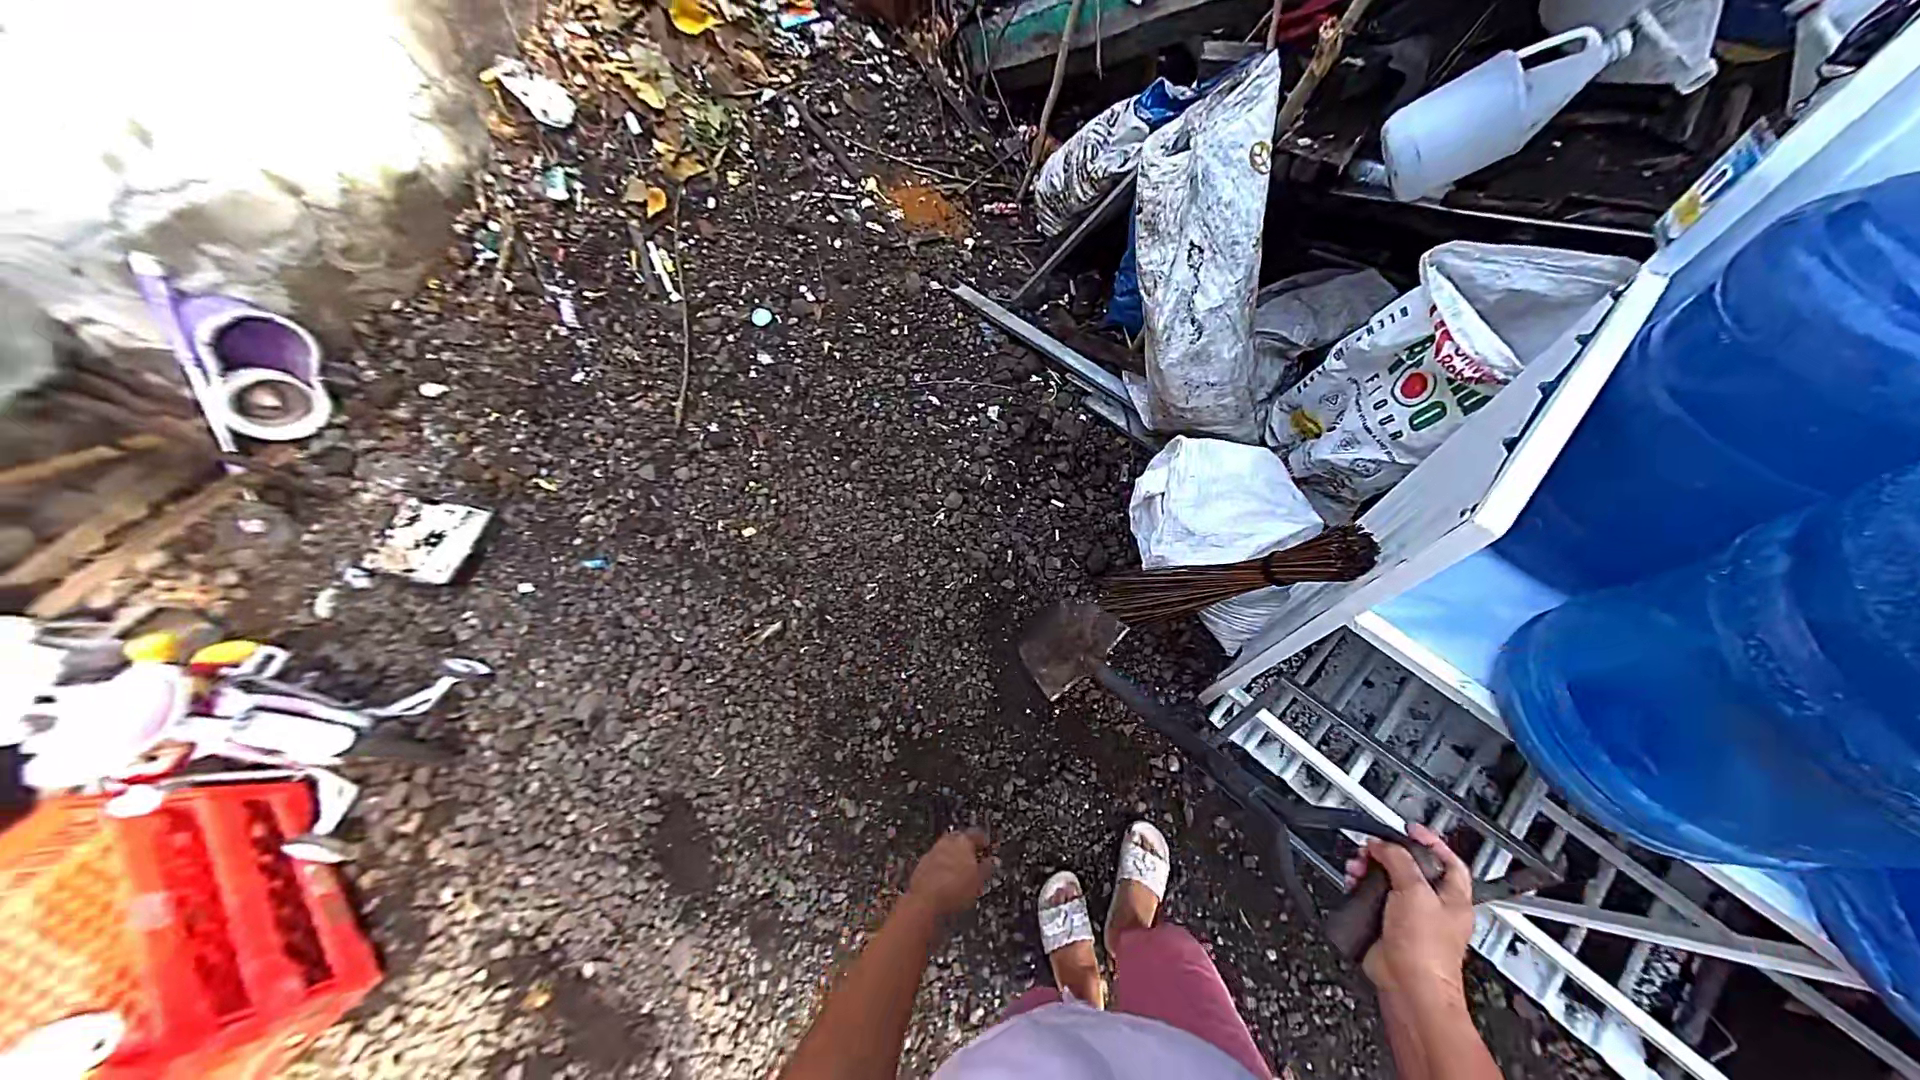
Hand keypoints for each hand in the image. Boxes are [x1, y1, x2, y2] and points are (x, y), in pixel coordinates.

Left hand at [904, 829, 995, 916]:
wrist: (925, 902)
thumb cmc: (954, 890)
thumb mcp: (979, 882)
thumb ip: (986, 868)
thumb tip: (990, 862)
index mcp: (963, 841)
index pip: (977, 834)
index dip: (983, 842)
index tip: (986, 848)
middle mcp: (946, 842)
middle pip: (960, 840)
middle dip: (967, 849)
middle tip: (974, 861)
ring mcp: (933, 852)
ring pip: (947, 850)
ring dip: (953, 858)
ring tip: (960, 874)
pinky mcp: (922, 864)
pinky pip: (936, 861)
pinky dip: (942, 867)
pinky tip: (946, 880)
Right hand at [1343, 823, 1473, 1000]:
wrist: (1408, 984)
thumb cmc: (1425, 950)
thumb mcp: (1414, 890)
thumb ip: (1398, 859)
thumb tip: (1382, 845)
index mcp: (1453, 898)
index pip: (1449, 860)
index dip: (1431, 841)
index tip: (1411, 828)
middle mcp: (1433, 906)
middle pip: (1410, 867)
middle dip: (1388, 853)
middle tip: (1373, 848)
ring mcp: (1410, 916)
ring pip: (1388, 880)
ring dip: (1370, 868)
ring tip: (1357, 865)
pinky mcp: (1388, 925)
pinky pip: (1372, 896)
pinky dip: (1360, 886)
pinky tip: (1353, 883)